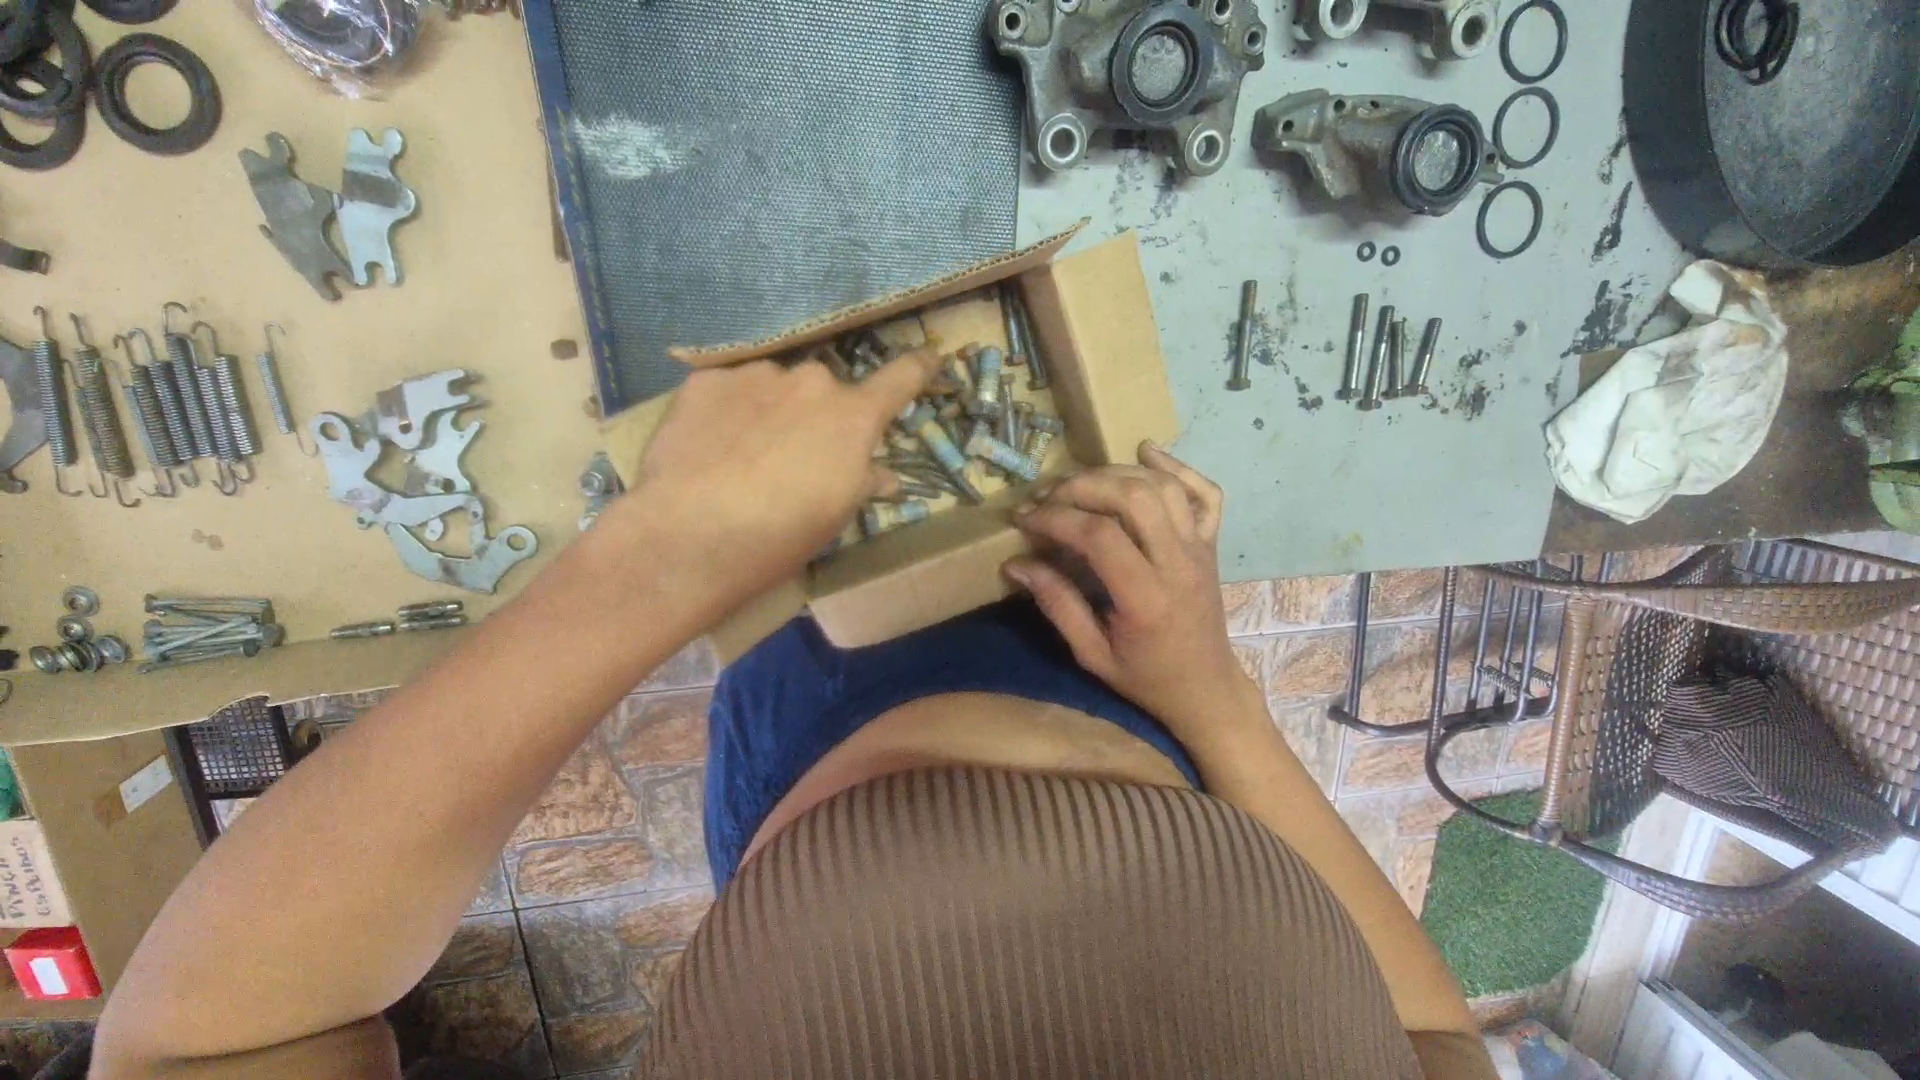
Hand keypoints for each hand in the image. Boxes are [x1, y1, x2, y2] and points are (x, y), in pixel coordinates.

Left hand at [611, 351, 941, 601]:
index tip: (929, 359)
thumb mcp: (835, 516)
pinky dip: (726, 414)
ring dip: (769, 412)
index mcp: (853, 416)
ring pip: (773, 388)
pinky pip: (727, 391)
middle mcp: (810, 382)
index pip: (901, 380)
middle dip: (817, 416)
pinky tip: (709, 450)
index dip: (918, 369)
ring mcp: (755, 376)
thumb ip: (863, 482)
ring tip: (742, 458)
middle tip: (795, 458)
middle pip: (825, 391)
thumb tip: (885, 476)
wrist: (692, 534)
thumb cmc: (782, 534)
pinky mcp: (705, 382)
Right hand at [1003, 443, 1253, 729]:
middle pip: (1134, 497)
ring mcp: (1200, 548)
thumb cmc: (1145, 677)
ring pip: (1163, 487)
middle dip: (1082, 486)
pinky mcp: (1211, 542)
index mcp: (1146, 598)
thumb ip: (1057, 604)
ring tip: (1080, 481)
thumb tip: (1015, 563)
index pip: (1100, 536)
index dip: (1056, 518)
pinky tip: (1145, 451)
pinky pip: (1204, 492)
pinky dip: (1177, 466)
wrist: (1205, 688)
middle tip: (1047, 496)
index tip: (1024, 518)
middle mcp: (1178, 563)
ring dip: (1117, 472)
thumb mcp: (1091, 654)